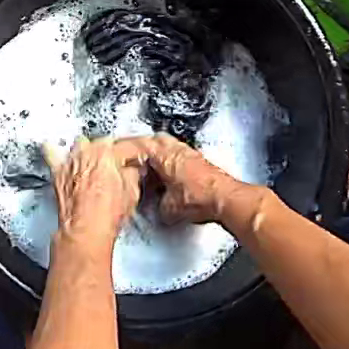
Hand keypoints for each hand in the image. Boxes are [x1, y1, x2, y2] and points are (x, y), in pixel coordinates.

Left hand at [46, 137, 145, 243]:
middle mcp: (87, 151)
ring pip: (81, 145)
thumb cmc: (106, 213)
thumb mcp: (132, 192)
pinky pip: (52, 152)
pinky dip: (57, 152)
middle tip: (121, 165)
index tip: (139, 156)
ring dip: (90, 151)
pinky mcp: (58, 172)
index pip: (127, 145)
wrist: (85, 230)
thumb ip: (133, 173)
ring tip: (97, 164)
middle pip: (104, 143)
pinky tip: (61, 153)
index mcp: (108, 152)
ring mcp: (71, 160)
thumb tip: (133, 169)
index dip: (136, 151)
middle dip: (114, 152)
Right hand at [121, 134, 260, 226]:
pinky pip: (183, 156)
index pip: (141, 144)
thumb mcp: (168, 208)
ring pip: (171, 146)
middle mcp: (178, 150)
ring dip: (162, 153)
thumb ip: (157, 206)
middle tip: (137, 157)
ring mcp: (192, 155)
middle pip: (157, 139)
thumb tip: (157, 208)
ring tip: (154, 167)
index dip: (130, 148)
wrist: (226, 199)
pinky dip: (174, 161)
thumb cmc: (200, 198)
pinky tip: (173, 175)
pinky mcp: (202, 163)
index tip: (123, 152)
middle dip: (146, 147)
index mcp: (165, 156)